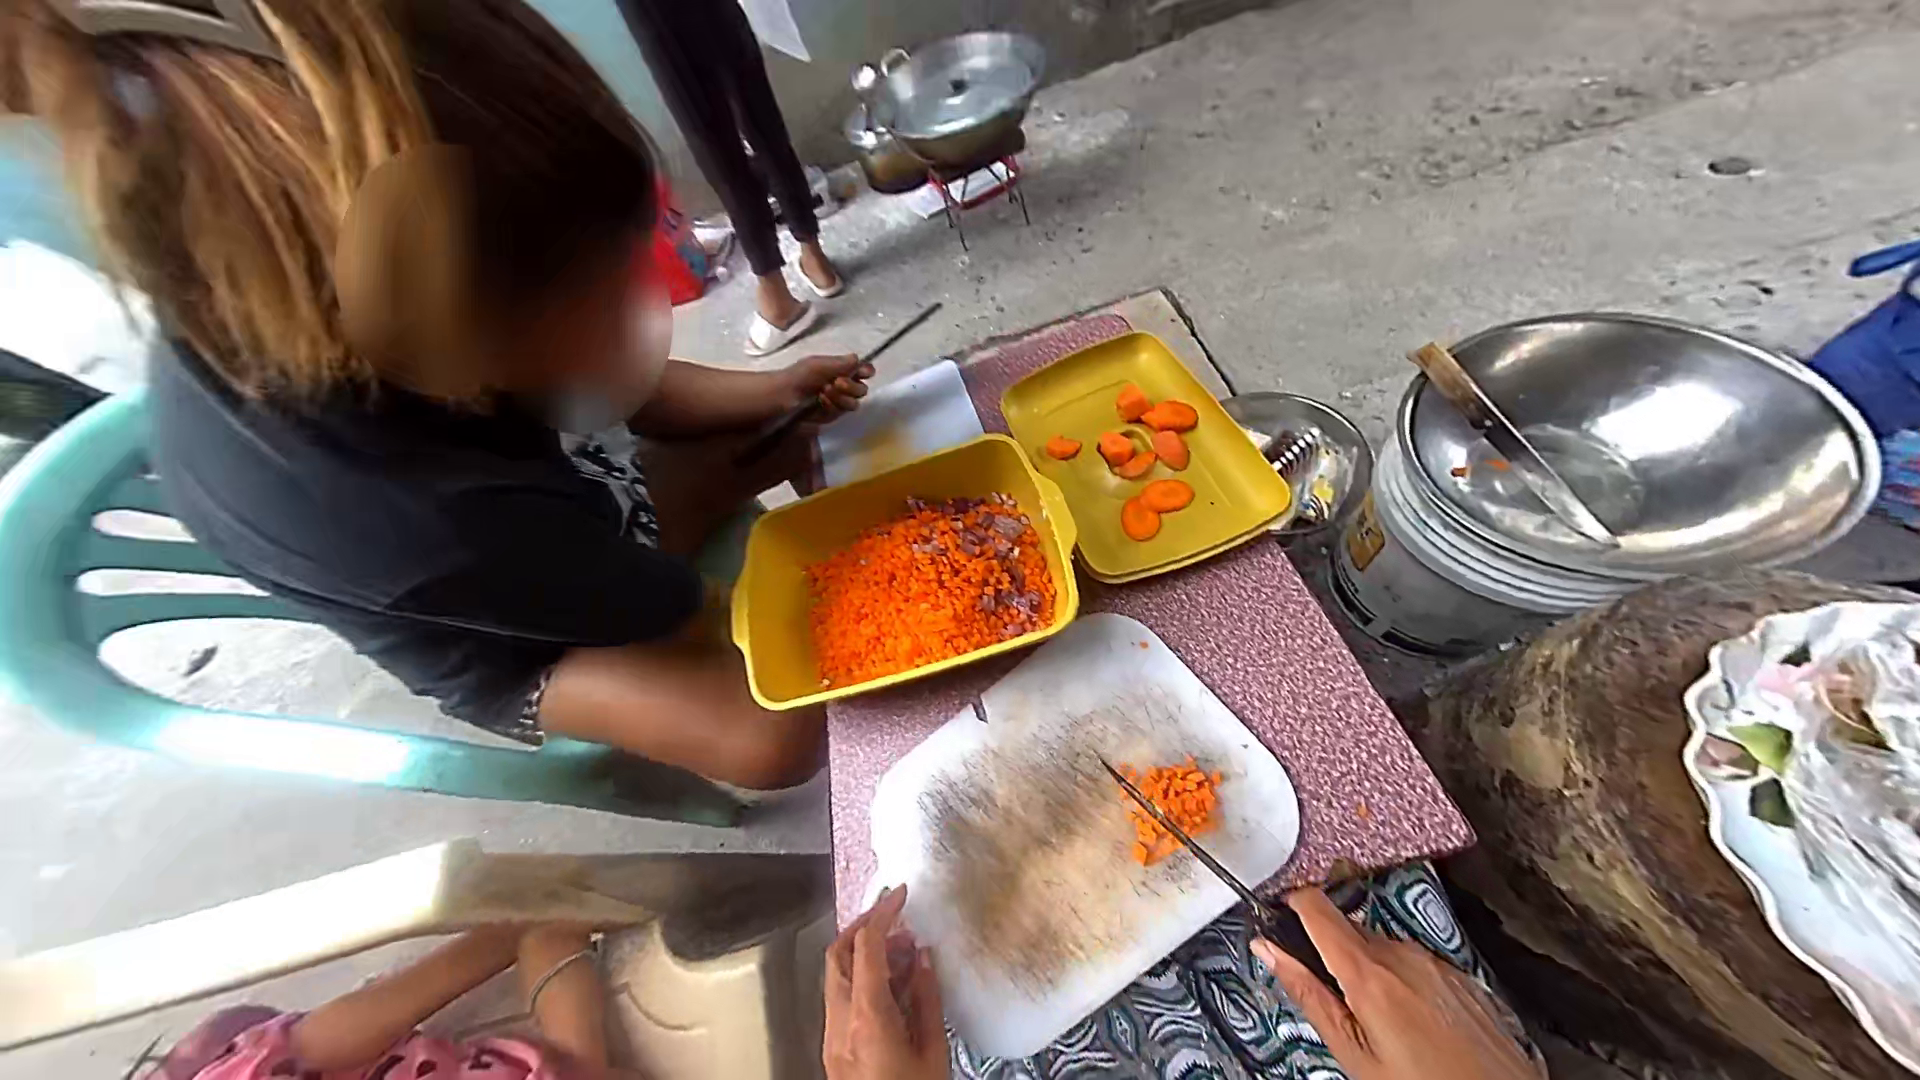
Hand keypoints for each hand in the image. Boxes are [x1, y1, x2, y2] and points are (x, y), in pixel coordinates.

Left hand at [780, 353, 872, 421]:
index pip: (861, 371)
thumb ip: (840, 364)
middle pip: (862, 390)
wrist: (779, 398)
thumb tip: (858, 359)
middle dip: (852, 387)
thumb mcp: (817, 366)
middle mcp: (840, 386)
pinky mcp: (828, 417)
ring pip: (852, 405)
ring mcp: (835, 403)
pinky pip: (839, 415)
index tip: (865, 373)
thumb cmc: (797, 377)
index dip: (866, 372)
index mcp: (838, 370)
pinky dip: (830, 408)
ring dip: (841, 399)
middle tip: (837, 383)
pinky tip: (819, 402)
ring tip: (824, 393)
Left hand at [823, 885, 948, 1079]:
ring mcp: (831, 1038)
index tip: (902, 894)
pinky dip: (863, 978)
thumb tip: (922, 954)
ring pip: (837, 975)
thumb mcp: (932, 1053)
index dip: (884, 911)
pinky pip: (842, 999)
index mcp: (866, 1017)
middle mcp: (839, 1022)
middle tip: (898, 918)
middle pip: (839, 953)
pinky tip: (892, 985)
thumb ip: (926, 997)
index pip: (866, 945)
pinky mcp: (833, 1052)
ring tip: (903, 953)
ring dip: (865, 953)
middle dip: (866, 925)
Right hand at [1251, 889, 1543, 1079]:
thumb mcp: (1353, 1054)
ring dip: (1369, 970)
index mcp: (1367, 970)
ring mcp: (1435, 963)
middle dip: (1332, 954)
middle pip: (1345, 928)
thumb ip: (1306, 992)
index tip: (1278, 913)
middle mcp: (1401, 954)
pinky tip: (1416, 1024)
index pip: (1312, 902)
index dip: (1289, 901)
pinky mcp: (1461, 977)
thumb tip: (1267, 949)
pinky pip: (1414, 963)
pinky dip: (1403, 981)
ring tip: (1384, 1024)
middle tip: (1338, 1001)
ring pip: (1379, 946)